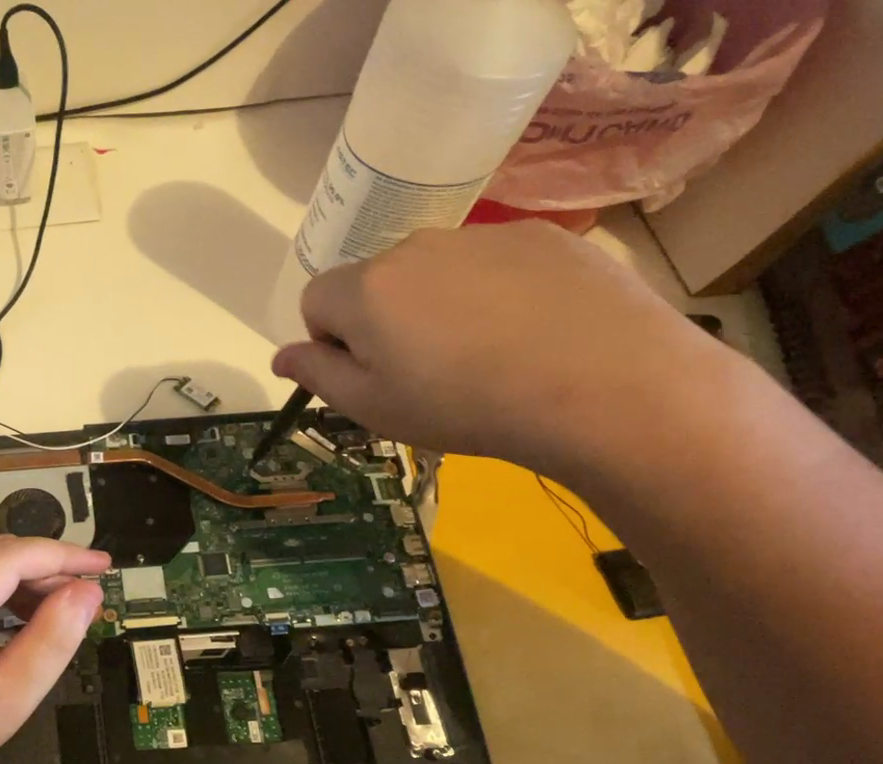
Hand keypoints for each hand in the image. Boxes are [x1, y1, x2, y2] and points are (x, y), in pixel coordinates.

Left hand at [0, 536, 108, 763]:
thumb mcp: (9, 701)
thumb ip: (51, 642)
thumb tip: (87, 593)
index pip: (12, 557)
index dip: (63, 555)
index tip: (102, 565)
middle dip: (45, 565)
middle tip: (83, 597)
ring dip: (21, 571)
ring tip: (54, 609)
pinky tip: (15, 611)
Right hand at [271, 221, 747, 479]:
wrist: (603, 385)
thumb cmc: (464, 406)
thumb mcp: (373, 408)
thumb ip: (317, 375)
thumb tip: (279, 355)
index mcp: (365, 289)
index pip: (316, 300)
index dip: (331, 341)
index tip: (368, 376)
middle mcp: (414, 247)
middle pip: (375, 282)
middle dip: (385, 320)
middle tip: (426, 373)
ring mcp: (482, 235)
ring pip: (436, 271)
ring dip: (440, 305)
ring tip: (487, 356)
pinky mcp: (543, 236)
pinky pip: (494, 264)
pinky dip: (496, 293)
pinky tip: (531, 334)